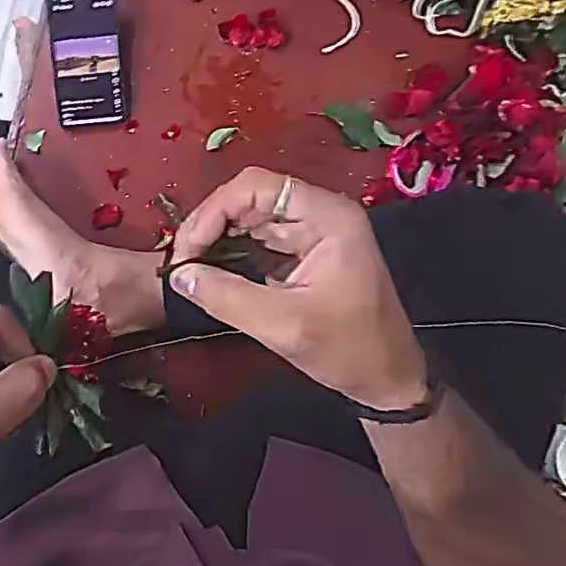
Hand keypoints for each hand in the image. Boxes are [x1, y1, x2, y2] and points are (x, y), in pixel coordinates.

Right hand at [169, 168, 426, 410]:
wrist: (388, 378)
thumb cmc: (348, 350)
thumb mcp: (284, 326)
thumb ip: (226, 297)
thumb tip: (177, 275)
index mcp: (327, 216)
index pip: (258, 186)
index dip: (215, 210)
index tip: (187, 249)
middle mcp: (320, 212)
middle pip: (251, 196)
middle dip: (210, 224)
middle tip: (181, 261)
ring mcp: (312, 230)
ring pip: (250, 215)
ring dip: (217, 236)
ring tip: (189, 265)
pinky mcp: (303, 249)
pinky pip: (258, 236)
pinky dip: (230, 249)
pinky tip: (209, 268)